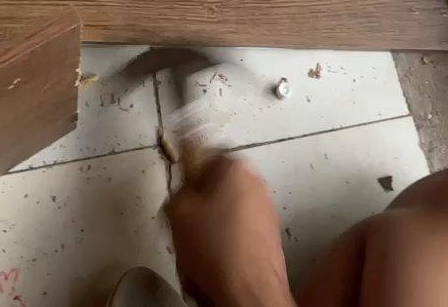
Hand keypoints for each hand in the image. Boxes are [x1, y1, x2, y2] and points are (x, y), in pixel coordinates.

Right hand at [166, 152, 295, 306]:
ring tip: (198, 249)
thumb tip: (184, 189)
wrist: (250, 291)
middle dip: (198, 205)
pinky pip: (238, 231)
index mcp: (235, 166)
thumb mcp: (179, 211)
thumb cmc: (214, 246)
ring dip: (210, 226)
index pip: (202, 154)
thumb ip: (177, 189)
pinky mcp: (270, 235)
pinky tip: (214, 262)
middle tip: (185, 224)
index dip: (185, 172)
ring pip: (225, 211)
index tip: (177, 188)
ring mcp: (266, 208)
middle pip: (215, 185)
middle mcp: (255, 180)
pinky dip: (225, 243)